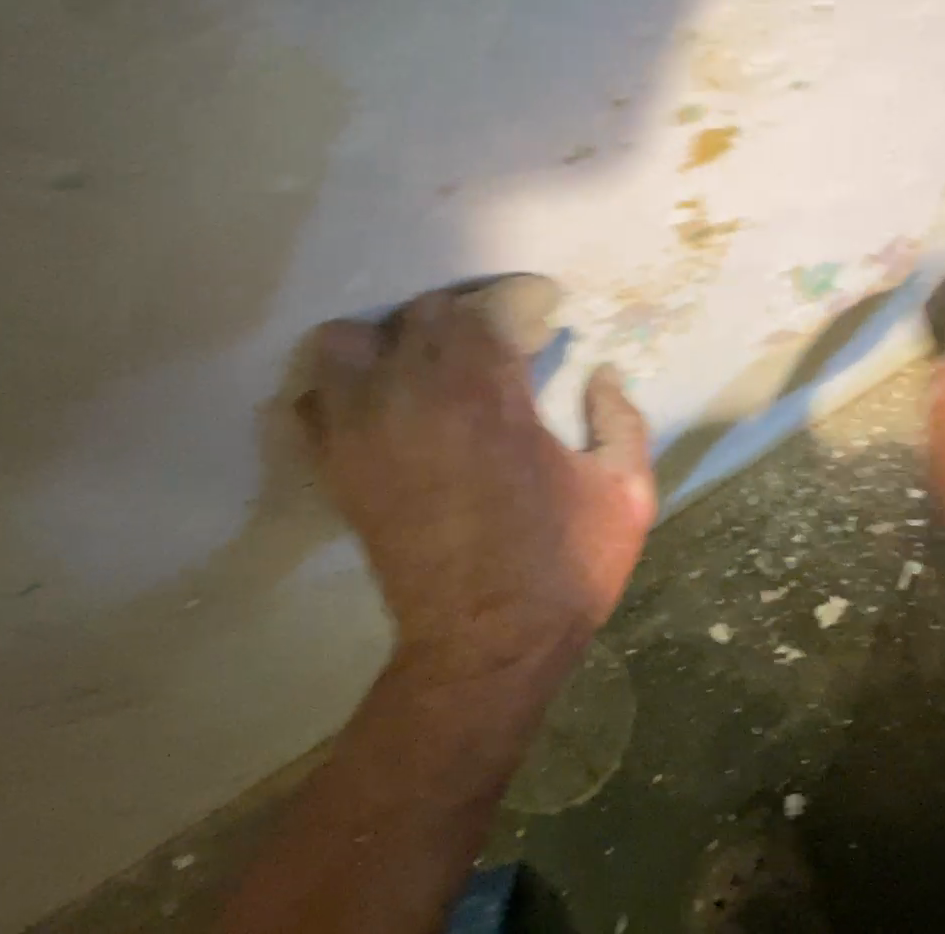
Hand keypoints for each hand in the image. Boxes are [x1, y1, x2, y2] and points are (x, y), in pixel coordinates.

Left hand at [297, 290, 654, 676]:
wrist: (488, 647)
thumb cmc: (566, 568)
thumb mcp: (627, 493)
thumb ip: (622, 421)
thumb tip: (603, 375)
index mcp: (490, 398)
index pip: (493, 305)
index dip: (526, 299)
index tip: (550, 313)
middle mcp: (415, 398)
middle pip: (426, 314)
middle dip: (473, 316)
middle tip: (507, 343)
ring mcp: (364, 433)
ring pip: (353, 341)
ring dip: (397, 342)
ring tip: (436, 368)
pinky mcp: (338, 468)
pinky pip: (317, 397)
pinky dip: (349, 387)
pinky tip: (391, 407)